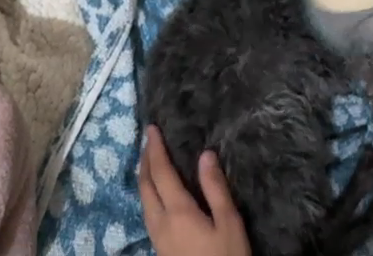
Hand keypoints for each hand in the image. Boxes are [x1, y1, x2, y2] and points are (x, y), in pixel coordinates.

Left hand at [138, 126, 249, 255]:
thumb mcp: (229, 224)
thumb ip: (215, 188)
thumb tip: (204, 154)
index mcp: (177, 212)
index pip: (161, 173)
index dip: (155, 149)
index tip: (152, 128)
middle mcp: (161, 223)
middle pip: (145, 186)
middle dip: (145, 160)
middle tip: (148, 141)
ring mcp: (157, 239)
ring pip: (143, 201)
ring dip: (144, 177)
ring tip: (150, 162)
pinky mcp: (160, 250)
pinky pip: (148, 213)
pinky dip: (149, 194)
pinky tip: (157, 195)